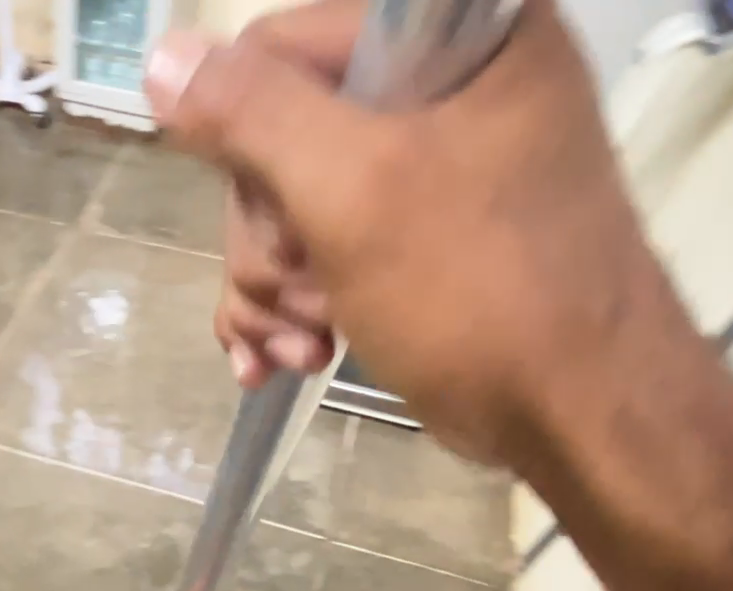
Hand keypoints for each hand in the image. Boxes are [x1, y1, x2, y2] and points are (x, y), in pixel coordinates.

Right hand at [148, 0, 693, 465]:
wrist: (571, 410)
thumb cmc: (478, 289)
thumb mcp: (356, 192)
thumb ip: (256, 115)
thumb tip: (161, 57)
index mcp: (447, 36)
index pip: (280, 51)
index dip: (248, 139)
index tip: (276, 215)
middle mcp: (433, 92)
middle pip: (274, 146)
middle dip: (267, 242)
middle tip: (300, 299)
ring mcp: (418, 176)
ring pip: (283, 216)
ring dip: (271, 293)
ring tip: (301, 346)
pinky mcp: (404, 245)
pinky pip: (311, 261)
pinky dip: (284, 315)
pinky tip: (278, 363)